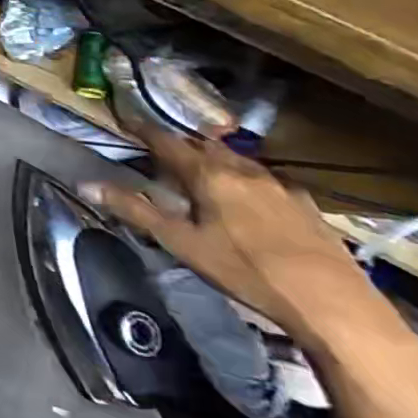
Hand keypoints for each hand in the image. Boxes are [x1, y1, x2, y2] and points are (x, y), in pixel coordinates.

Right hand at [82, 129, 401, 352]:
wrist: (330, 300)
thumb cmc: (246, 271)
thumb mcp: (183, 244)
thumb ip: (137, 211)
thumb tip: (88, 184)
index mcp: (209, 174)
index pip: (167, 141)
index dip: (143, 128)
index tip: (126, 116)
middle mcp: (242, 168)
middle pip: (203, 147)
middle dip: (179, 146)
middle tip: (162, 154)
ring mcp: (277, 182)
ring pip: (235, 161)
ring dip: (213, 162)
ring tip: (201, 176)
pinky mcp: (302, 201)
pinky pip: (263, 180)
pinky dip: (243, 182)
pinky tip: (247, 204)